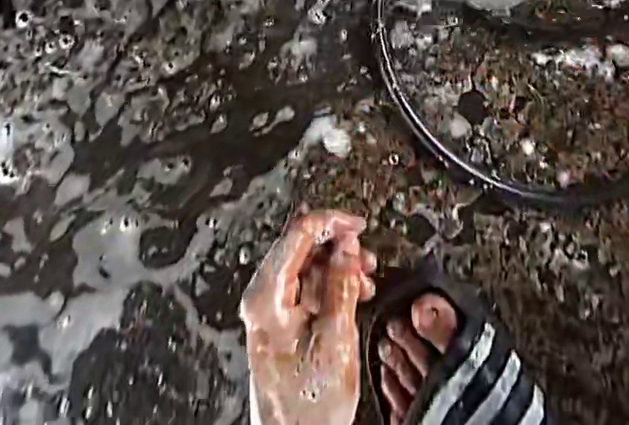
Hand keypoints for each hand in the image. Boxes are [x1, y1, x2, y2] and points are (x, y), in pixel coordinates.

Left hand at [241, 210, 377, 424]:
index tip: (357, 225)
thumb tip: (348, 244)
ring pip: (307, 263)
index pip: (297, 234)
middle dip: (337, 244)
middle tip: (364, 252)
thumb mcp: (335, 339)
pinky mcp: (283, 319)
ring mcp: (272, 307)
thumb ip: (341, 284)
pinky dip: (333, 281)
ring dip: (339, 263)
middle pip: (301, 245)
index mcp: (268, 296)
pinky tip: (354, 292)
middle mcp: (264, 295)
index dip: (330, 223)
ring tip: (365, 277)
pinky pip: (308, 283)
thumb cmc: (308, 406)